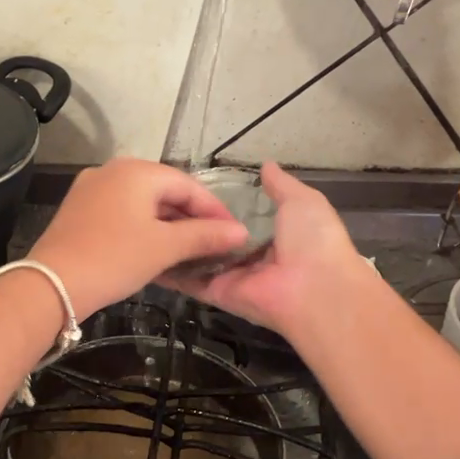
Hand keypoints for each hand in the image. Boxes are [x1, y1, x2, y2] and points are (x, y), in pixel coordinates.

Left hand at [26, 158, 248, 314]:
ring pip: (142, 203)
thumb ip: (205, 236)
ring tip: (188, 251)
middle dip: (190, 217)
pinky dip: (142, 228)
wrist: (52, 284)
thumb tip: (241, 232)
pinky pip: (121, 212)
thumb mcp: (164, 248)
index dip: (215, 210)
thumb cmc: (114, 259)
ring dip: (167, 225)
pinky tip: (153, 250)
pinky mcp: (78, 210)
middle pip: (164, 190)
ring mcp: (91, 189)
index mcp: (137, 171)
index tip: (234, 234)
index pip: (188, 185)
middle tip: (213, 244)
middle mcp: (112, 170)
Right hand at [160, 163, 371, 337]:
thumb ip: (280, 185)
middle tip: (159, 201)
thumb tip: (266, 165)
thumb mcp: (302, 201)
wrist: (315, 289)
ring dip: (176, 242)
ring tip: (145, 220)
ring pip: (197, 257)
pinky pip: (189, 280)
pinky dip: (168, 269)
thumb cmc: (313, 240)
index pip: (236, 217)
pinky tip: (144, 250)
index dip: (216, 203)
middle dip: (191, 221)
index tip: (190, 188)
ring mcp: (230, 276)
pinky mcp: (216, 293)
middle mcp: (249, 256)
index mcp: (272, 235)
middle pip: (213, 237)